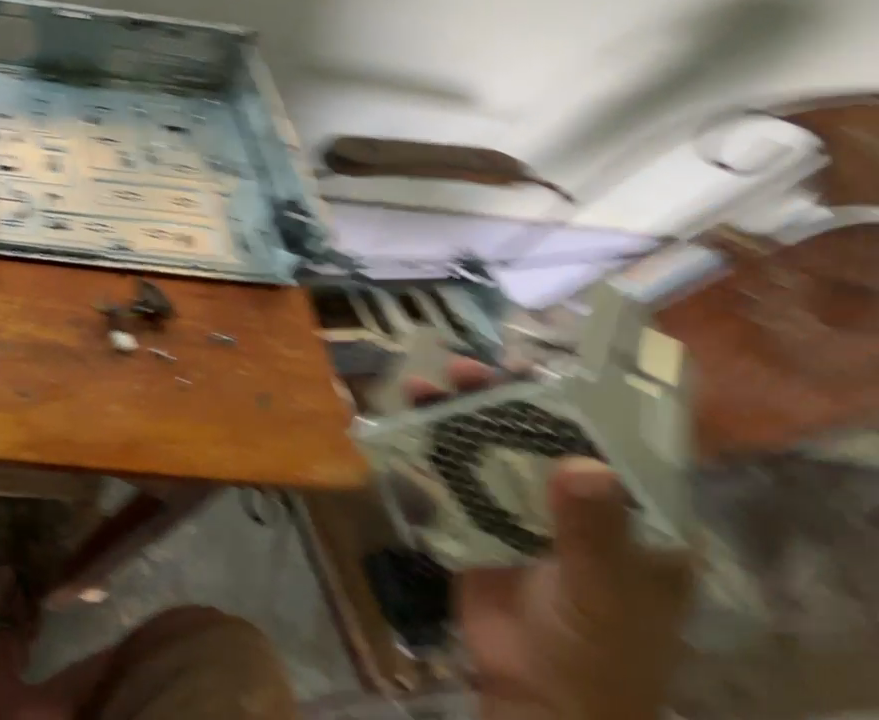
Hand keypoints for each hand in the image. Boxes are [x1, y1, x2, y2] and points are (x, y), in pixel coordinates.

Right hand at [410, 359, 694, 719]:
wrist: (537, 700)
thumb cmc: (594, 650)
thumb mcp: (603, 591)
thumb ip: (594, 531)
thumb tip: (580, 463)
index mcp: (638, 517)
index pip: (618, 443)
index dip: (585, 399)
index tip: (545, 364)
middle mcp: (585, 505)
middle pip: (544, 436)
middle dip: (507, 398)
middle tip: (472, 368)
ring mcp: (530, 513)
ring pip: (497, 450)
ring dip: (464, 416)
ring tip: (429, 384)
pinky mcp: (484, 526)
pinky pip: (460, 480)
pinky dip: (435, 450)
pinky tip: (411, 425)